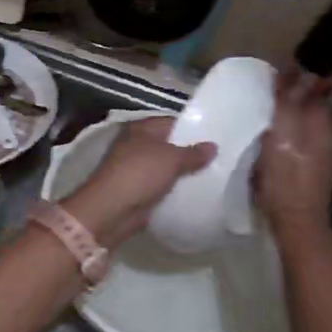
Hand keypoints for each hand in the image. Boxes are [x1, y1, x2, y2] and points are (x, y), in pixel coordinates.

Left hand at [64, 117, 214, 246]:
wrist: (111, 210)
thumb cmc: (139, 174)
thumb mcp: (171, 159)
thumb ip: (193, 153)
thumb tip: (213, 145)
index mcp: (141, 129)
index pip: (171, 122)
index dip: (193, 127)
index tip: (217, 135)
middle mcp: (137, 145)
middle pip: (169, 145)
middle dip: (191, 151)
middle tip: (220, 157)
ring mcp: (136, 168)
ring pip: (167, 166)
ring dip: (184, 171)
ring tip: (214, 174)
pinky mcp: (139, 190)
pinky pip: (163, 185)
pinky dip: (176, 188)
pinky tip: (197, 192)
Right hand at [255, 70, 331, 230]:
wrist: (297, 221)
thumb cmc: (285, 177)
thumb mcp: (281, 134)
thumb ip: (288, 101)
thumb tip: (295, 69)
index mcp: (323, 121)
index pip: (312, 87)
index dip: (293, 79)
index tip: (271, 77)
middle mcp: (330, 132)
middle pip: (310, 105)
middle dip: (292, 97)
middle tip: (264, 95)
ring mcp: (326, 152)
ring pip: (307, 123)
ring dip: (290, 116)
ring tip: (265, 116)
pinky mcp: (317, 167)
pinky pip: (304, 139)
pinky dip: (291, 134)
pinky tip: (274, 140)